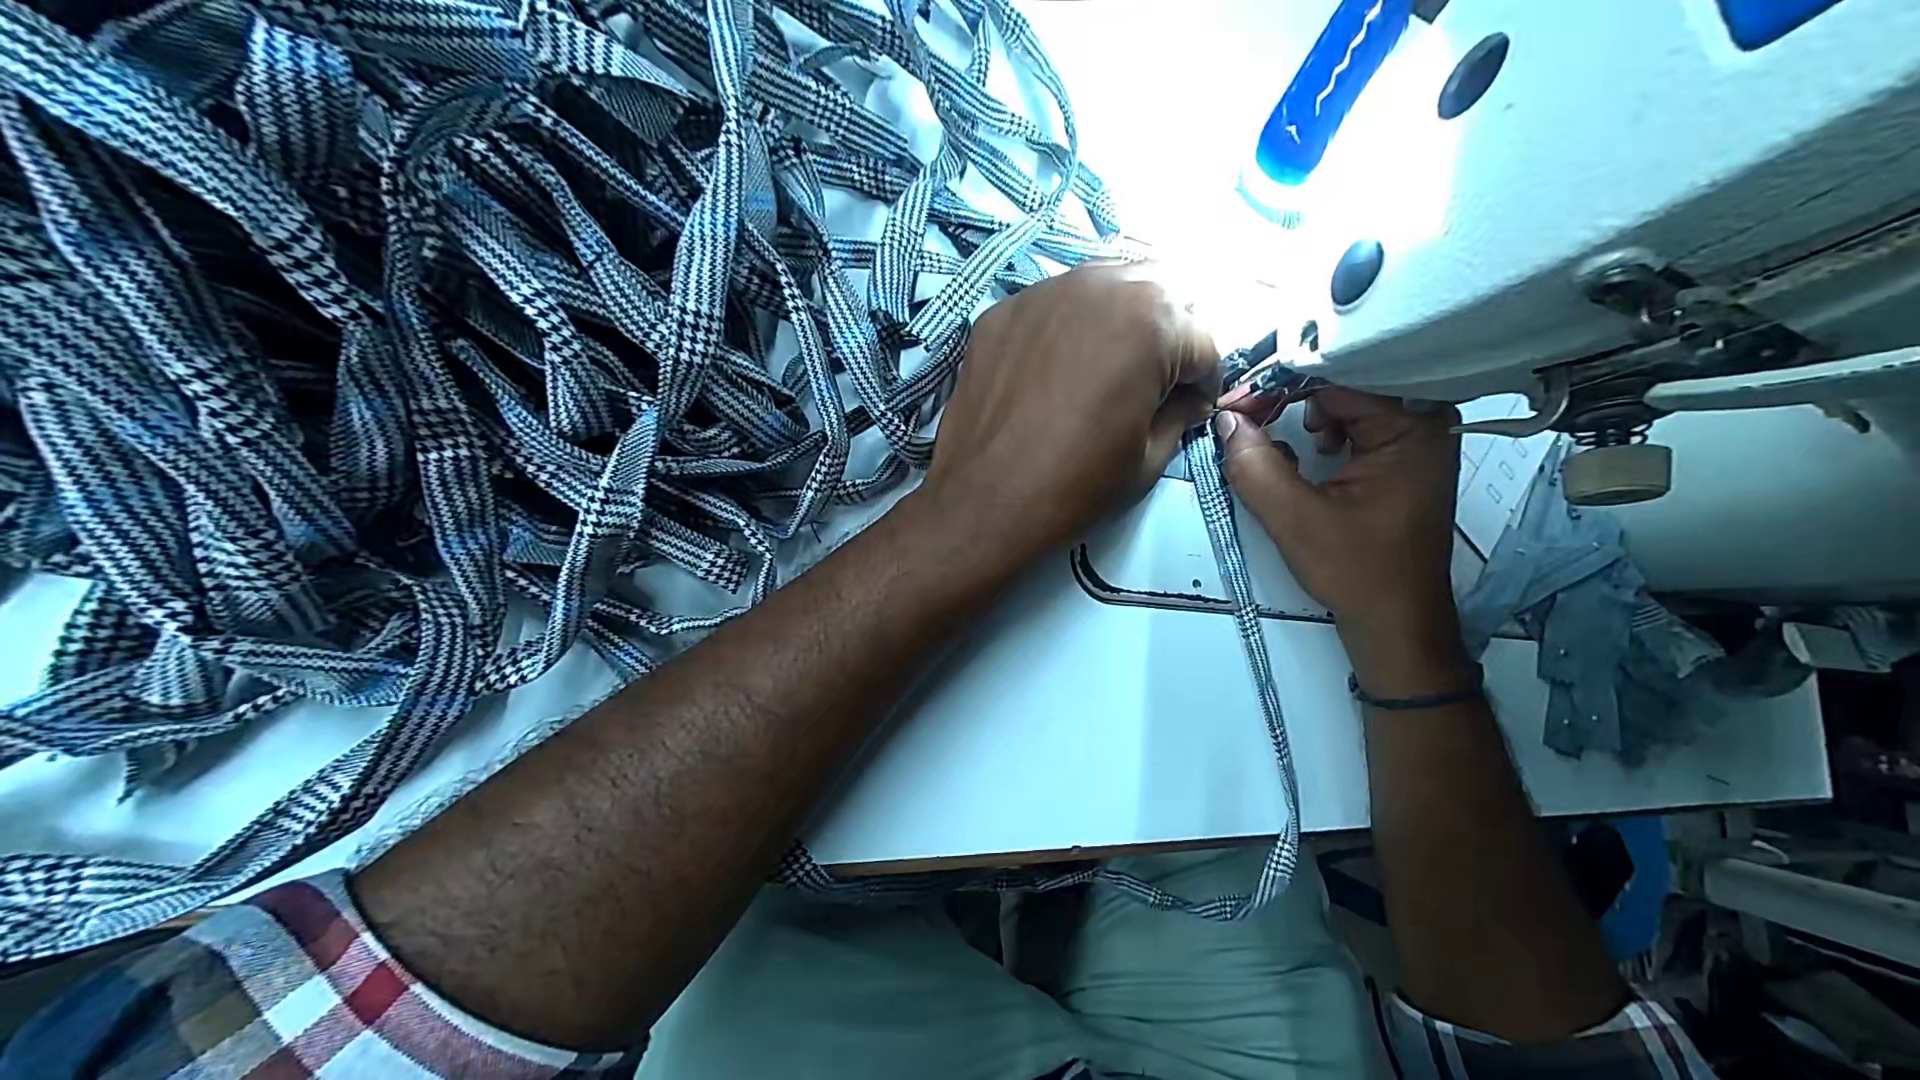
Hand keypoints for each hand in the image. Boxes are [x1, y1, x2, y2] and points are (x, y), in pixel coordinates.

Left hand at [918, 262, 1219, 568]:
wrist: (982, 504)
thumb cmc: (1076, 487)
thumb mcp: (1150, 458)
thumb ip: (1180, 412)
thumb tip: (1187, 397)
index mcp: (1150, 319)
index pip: (1201, 338)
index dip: (1203, 380)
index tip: (1190, 408)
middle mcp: (1098, 285)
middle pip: (1156, 294)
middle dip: (1167, 336)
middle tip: (1153, 382)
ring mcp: (1041, 293)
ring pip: (1101, 290)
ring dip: (1118, 322)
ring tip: (1105, 370)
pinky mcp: (1000, 312)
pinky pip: (1051, 307)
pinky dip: (1065, 330)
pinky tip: (1054, 373)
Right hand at [1215, 387, 1469, 693]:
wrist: (1396, 622)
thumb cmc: (1359, 573)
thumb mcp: (1296, 520)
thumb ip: (1255, 467)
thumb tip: (1226, 422)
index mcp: (1413, 428)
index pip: (1335, 380)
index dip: (1278, 388)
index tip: (1234, 408)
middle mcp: (1426, 423)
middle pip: (1344, 384)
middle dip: (1289, 399)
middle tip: (1245, 420)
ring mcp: (1418, 440)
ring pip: (1348, 403)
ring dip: (1303, 415)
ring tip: (1279, 442)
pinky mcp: (1403, 458)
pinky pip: (1357, 424)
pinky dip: (1323, 432)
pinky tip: (1310, 453)